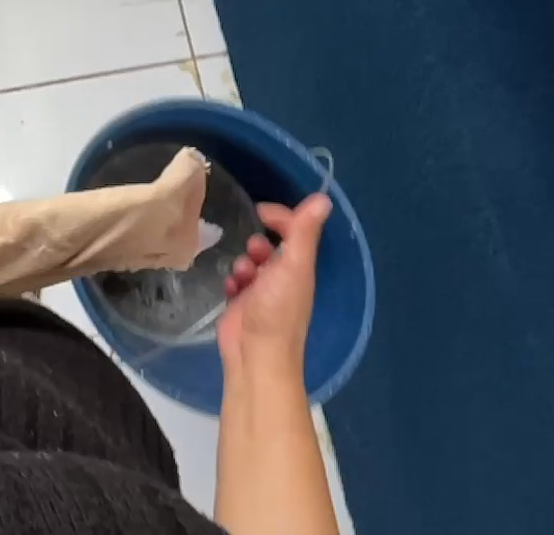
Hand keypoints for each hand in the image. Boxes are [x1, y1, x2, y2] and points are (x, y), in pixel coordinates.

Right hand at [216, 193, 332, 381]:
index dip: (280, 216)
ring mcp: (262, 293)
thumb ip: (303, 233)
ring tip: (241, 277)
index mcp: (300, 269)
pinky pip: (235, 281)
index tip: (259, 211)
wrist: (255, 356)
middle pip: (270, 246)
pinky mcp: (242, 304)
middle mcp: (283, 279)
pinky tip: (230, 290)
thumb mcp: (294, 267)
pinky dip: (232, 281)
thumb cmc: (276, 310)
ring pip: (250, 263)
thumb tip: (323, 198)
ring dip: (243, 263)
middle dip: (257, 244)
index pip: (295, 231)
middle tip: (253, 252)